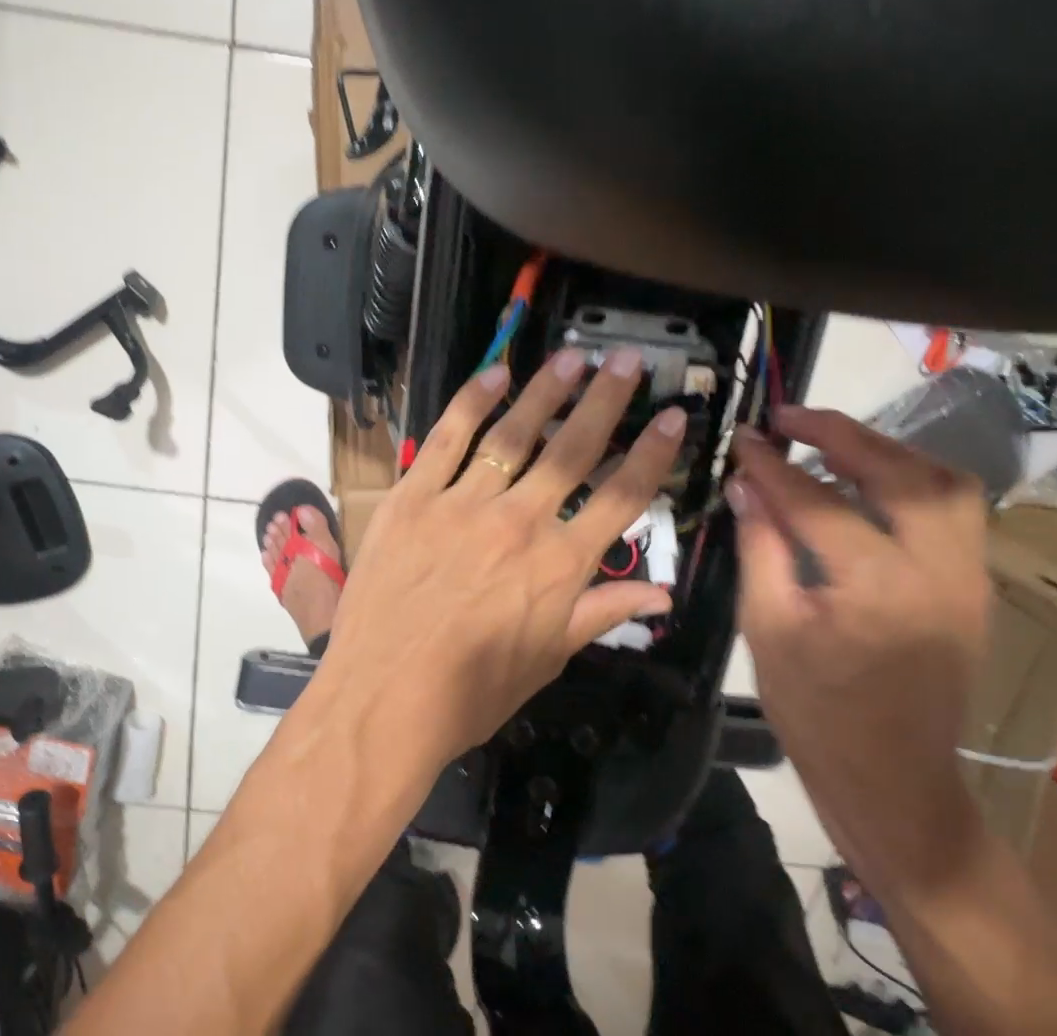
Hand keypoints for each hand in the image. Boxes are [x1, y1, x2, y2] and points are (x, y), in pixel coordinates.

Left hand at [313, 347, 686, 766]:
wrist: (383, 700)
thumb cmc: (471, 693)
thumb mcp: (547, 660)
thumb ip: (600, 614)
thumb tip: (661, 594)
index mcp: (559, 564)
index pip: (620, 496)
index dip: (652, 453)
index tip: (673, 416)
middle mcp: (518, 522)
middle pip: (572, 450)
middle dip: (605, 401)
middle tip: (628, 361)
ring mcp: (461, 505)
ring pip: (512, 434)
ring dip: (546, 391)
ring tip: (573, 357)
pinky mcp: (411, 499)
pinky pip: (445, 441)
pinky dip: (470, 404)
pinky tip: (494, 376)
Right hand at [727, 406, 992, 895]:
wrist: (892, 779)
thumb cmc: (816, 714)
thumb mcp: (768, 631)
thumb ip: (760, 549)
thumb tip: (746, 485)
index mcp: (876, 587)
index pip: (818, 502)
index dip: (774, 466)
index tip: (743, 437)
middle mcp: (939, 570)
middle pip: (899, 473)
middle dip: (842, 434)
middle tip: (791, 418)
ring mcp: (969, 579)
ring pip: (945, 484)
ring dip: (888, 452)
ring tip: (835, 444)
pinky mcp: (975, 589)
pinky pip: (956, 513)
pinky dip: (914, 483)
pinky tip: (872, 486)